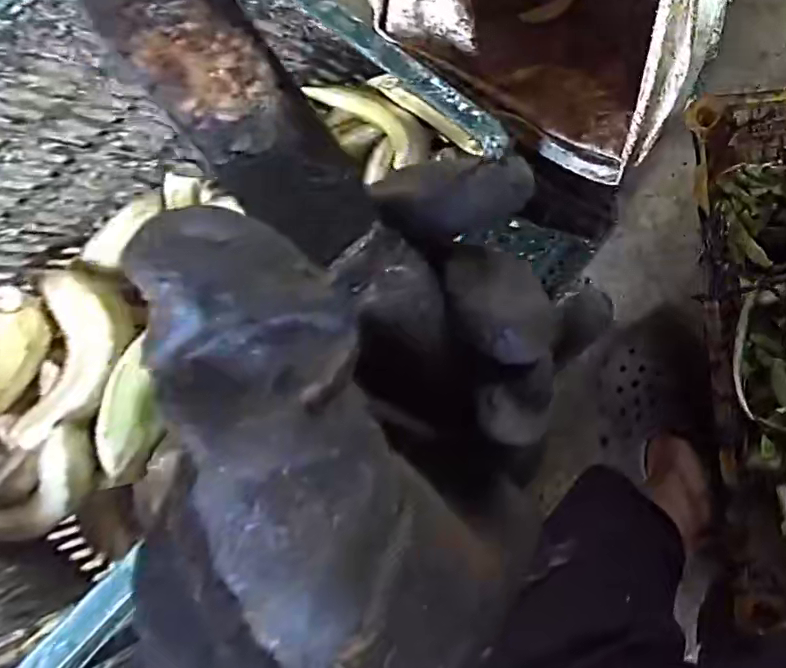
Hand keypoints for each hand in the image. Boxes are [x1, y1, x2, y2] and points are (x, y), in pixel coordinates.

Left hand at [123, 155, 567, 667]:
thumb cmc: (330, 598)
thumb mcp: (293, 492)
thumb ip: (254, 376)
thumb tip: (189, 230)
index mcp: (286, 352)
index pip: (335, 232)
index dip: (414, 198)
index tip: (496, 187)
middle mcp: (358, 353)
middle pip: (439, 262)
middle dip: (491, 287)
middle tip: (515, 333)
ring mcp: (434, 382)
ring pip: (497, 305)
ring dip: (525, 338)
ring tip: (519, 415)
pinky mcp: (492, 411)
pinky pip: (545, 346)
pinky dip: (573, 329)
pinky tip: (597, 321)